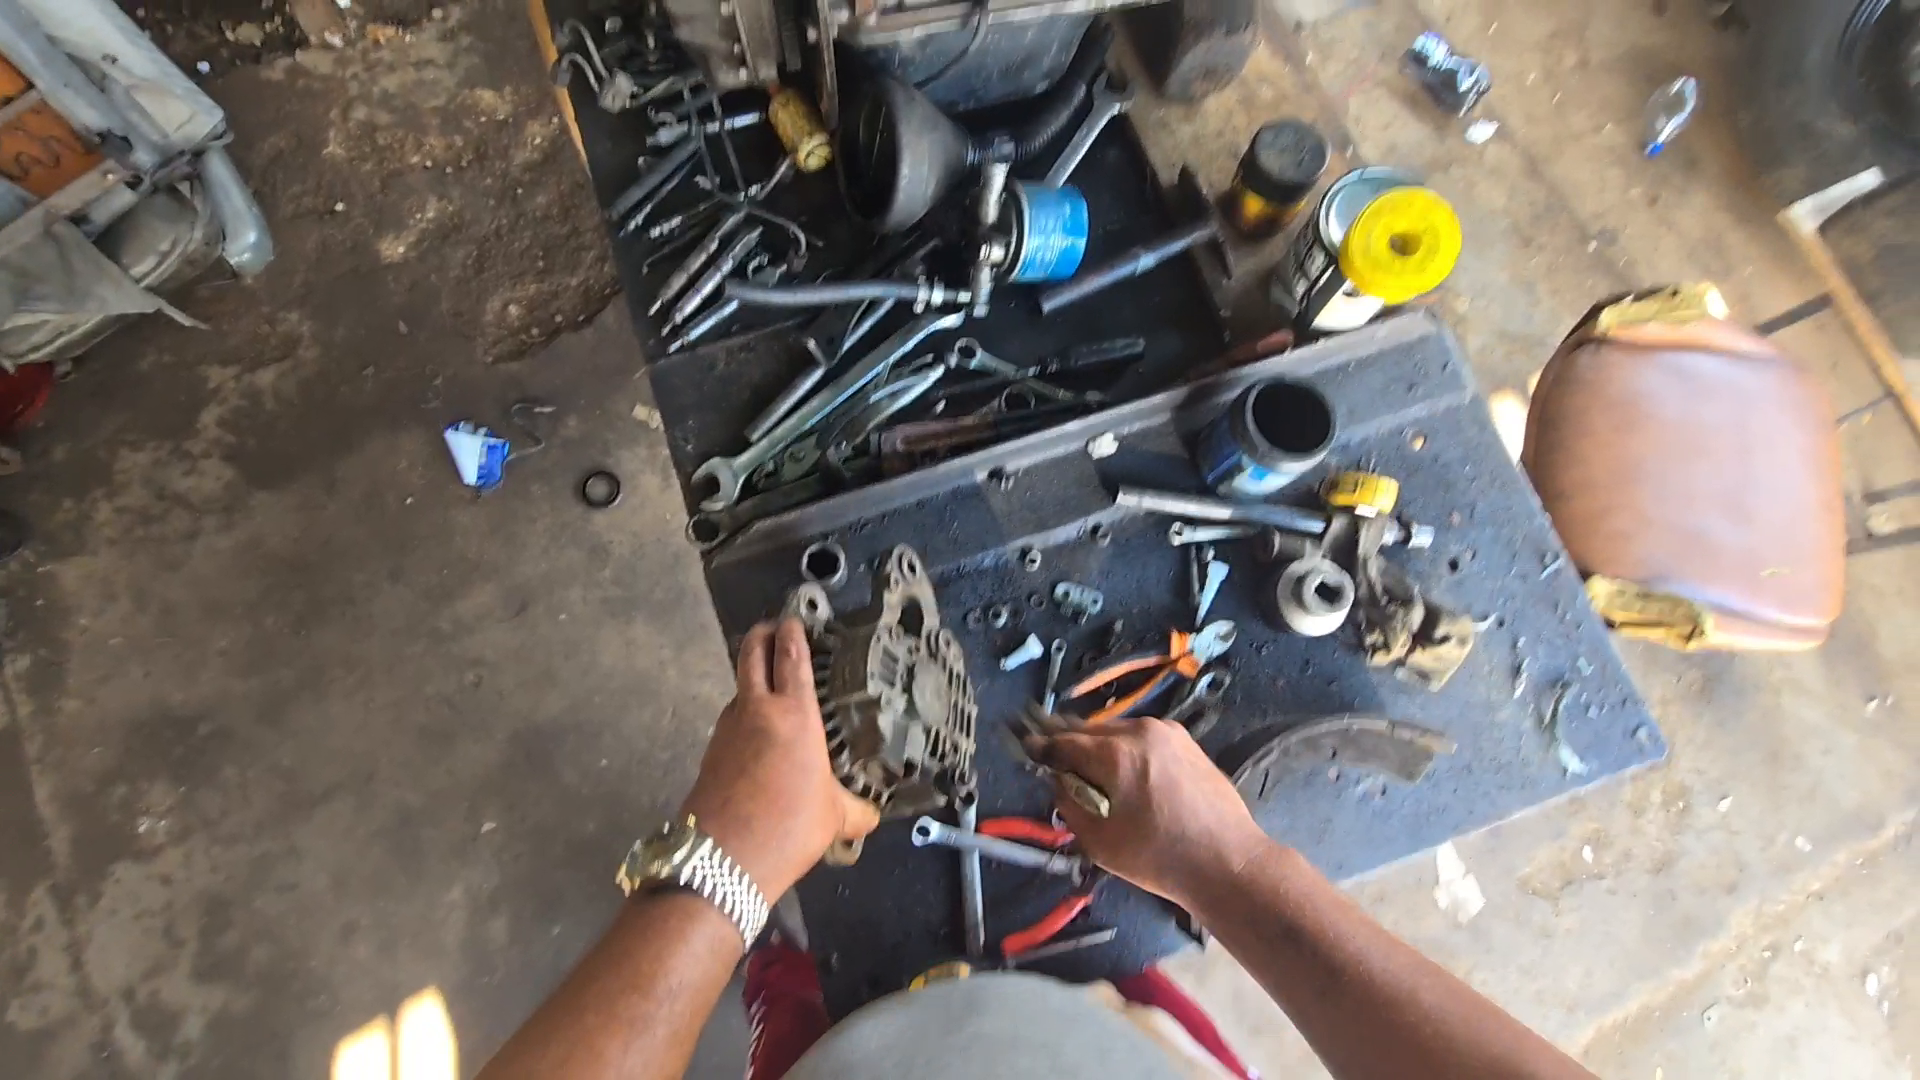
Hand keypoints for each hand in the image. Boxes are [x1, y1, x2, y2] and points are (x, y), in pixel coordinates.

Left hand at [681, 618, 879, 898]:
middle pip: (751, 655)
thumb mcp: (833, 819)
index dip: (792, 633)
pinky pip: (731, 722)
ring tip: (771, 687)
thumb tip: (871, 817)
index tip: (794, 619)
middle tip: (773, 628)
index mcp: (794, 714)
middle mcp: (757, 711)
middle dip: (761, 635)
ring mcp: (727, 730)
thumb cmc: (789, 826)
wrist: (721, 861)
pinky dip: (743, 716)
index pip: (792, 658)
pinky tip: (757, 737)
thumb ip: (855, 811)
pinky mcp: (710, 754)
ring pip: (739, 690)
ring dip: (751, 680)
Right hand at [1035, 717, 1270, 907]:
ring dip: (1097, 744)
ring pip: (1116, 730)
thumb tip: (1056, 782)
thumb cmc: (1160, 858)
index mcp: (1115, 754)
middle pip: (1089, 730)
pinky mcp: (1184, 739)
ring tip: (1090, 768)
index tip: (1027, 747)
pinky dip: (1124, 747)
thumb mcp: (1100, 842)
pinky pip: (1141, 736)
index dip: (1042, 747)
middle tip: (1054, 758)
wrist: (1228, 862)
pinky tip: (1125, 771)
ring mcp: (1166, 731)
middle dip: (1069, 743)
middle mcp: (1139, 731)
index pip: (1064, 743)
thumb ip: (1069, 805)